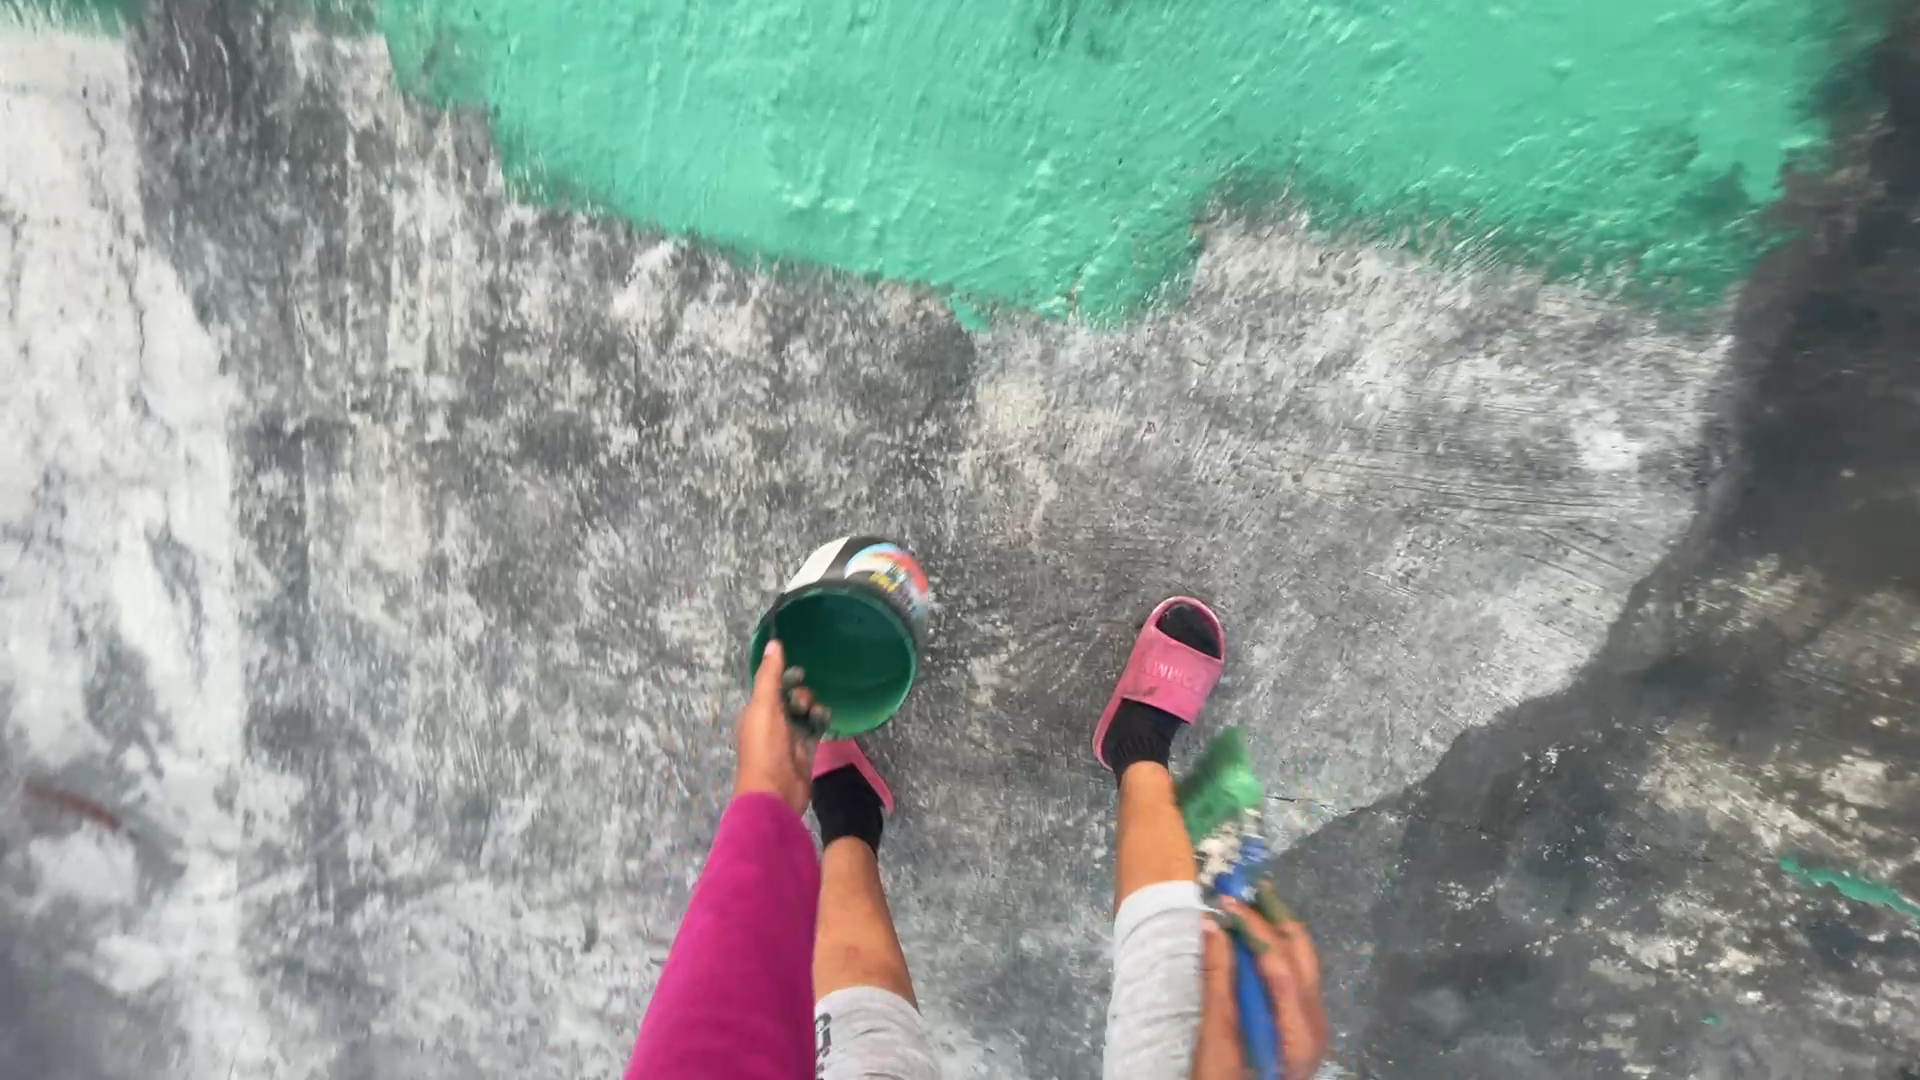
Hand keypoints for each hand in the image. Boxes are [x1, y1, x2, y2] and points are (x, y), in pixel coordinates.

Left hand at [732, 640, 823, 814]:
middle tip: (802, 702)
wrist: (776, 792)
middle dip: (800, 692)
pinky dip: (821, 720)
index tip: (798, 672)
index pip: (771, 685)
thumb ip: (770, 675)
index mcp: (756, 711)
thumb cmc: (765, 747)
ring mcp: (789, 736)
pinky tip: (825, 719)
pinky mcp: (806, 749)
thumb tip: (774, 642)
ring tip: (813, 712)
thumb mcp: (764, 706)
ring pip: (804, 710)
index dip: (784, 676)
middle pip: (790, 696)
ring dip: (812, 706)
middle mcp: (772, 722)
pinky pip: (816, 726)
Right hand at [1191, 894, 1328, 1079]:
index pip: (1282, 964)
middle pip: (1301, 955)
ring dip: (1272, 928)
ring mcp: (1309, 1027)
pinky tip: (1247, 938)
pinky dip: (1271, 949)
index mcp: (1298, 1034)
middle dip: (1272, 917)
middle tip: (1242, 887)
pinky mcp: (1297, 1026)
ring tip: (1243, 902)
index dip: (1254, 926)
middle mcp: (1314, 1027)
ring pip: (1300, 962)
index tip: (1225, 900)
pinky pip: (1292, 975)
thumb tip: (1213, 925)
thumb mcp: (1216, 1038)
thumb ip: (1218, 980)